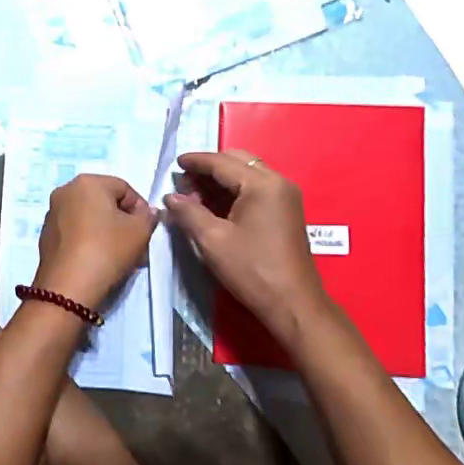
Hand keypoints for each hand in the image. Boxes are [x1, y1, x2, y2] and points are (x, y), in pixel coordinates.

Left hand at [33, 174, 156, 310]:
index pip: (125, 189)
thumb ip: (148, 216)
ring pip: (90, 218)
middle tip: (135, 243)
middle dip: (122, 220)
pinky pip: (76, 232)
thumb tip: (147, 212)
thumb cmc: (107, 249)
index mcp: (87, 182)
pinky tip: (99, 260)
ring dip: (106, 231)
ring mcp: (52, 214)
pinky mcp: (46, 237)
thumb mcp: (140, 231)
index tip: (146, 230)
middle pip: (105, 202)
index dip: (140, 209)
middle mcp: (65, 192)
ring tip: (118, 254)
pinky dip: (89, 240)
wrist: (68, 288)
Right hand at [163, 151, 333, 346]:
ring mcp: (286, 196)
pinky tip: (216, 205)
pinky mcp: (287, 211)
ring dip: (222, 180)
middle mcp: (278, 182)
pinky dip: (236, 191)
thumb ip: (189, 212)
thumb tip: (171, 197)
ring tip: (195, 193)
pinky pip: (258, 189)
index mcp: (262, 184)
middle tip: (185, 181)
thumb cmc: (252, 270)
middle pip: (239, 162)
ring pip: (249, 174)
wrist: (293, 303)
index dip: (196, 161)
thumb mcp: (213, 241)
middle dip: (210, 168)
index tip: (175, 162)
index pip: (222, 163)